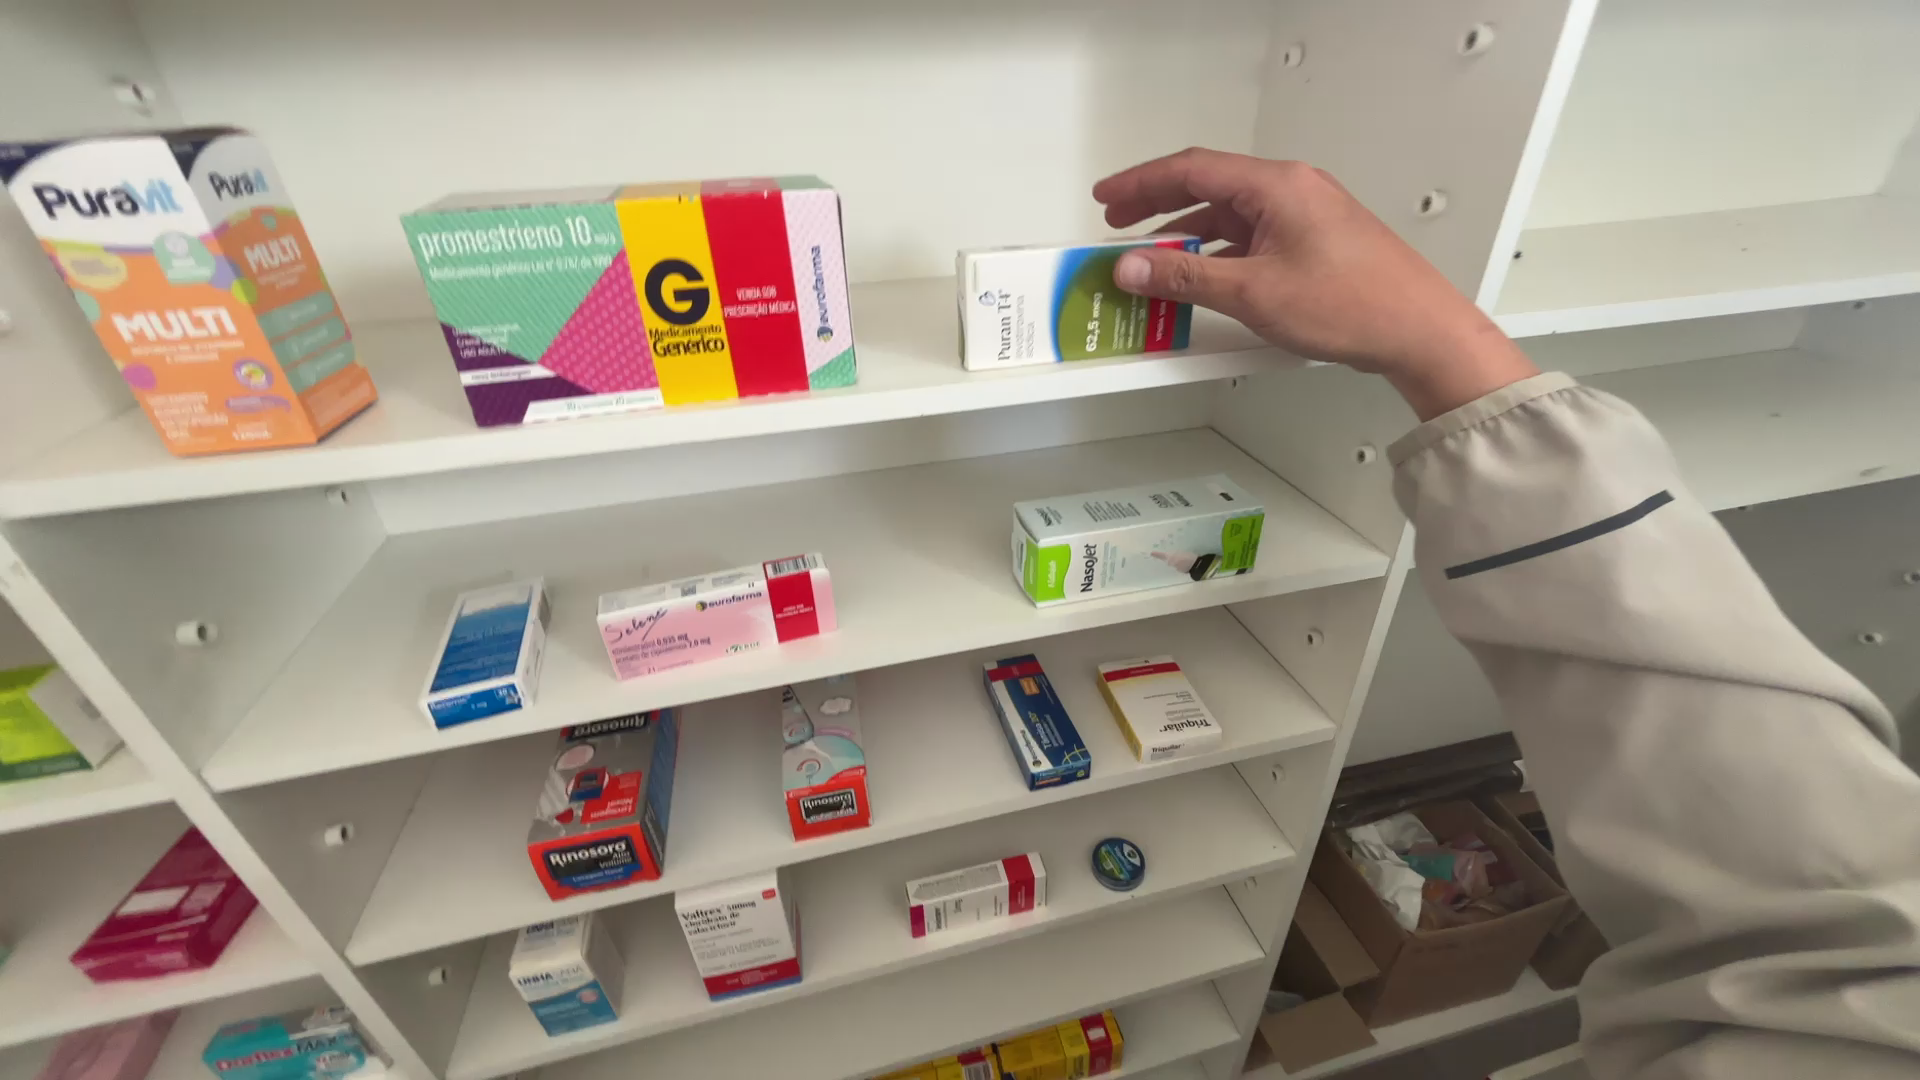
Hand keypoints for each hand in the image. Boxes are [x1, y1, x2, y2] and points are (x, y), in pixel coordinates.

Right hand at [1093, 148, 1537, 419]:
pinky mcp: (1307, 243)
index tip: (1106, 198)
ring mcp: (1300, 217)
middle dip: (1155, 204)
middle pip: (1206, 187)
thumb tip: (1132, 266)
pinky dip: (1212, 252)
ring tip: (1146, 254)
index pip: (1191, 170)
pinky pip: (1246, 238)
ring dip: (1182, 232)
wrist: (1416, 329)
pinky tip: (1195, 273)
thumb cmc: (1350, 303)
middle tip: (1117, 222)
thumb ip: (1185, 276)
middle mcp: (1288, 191)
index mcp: (1275, 186)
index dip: (1140, 182)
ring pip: (1225, 215)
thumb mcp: (1252, 291)